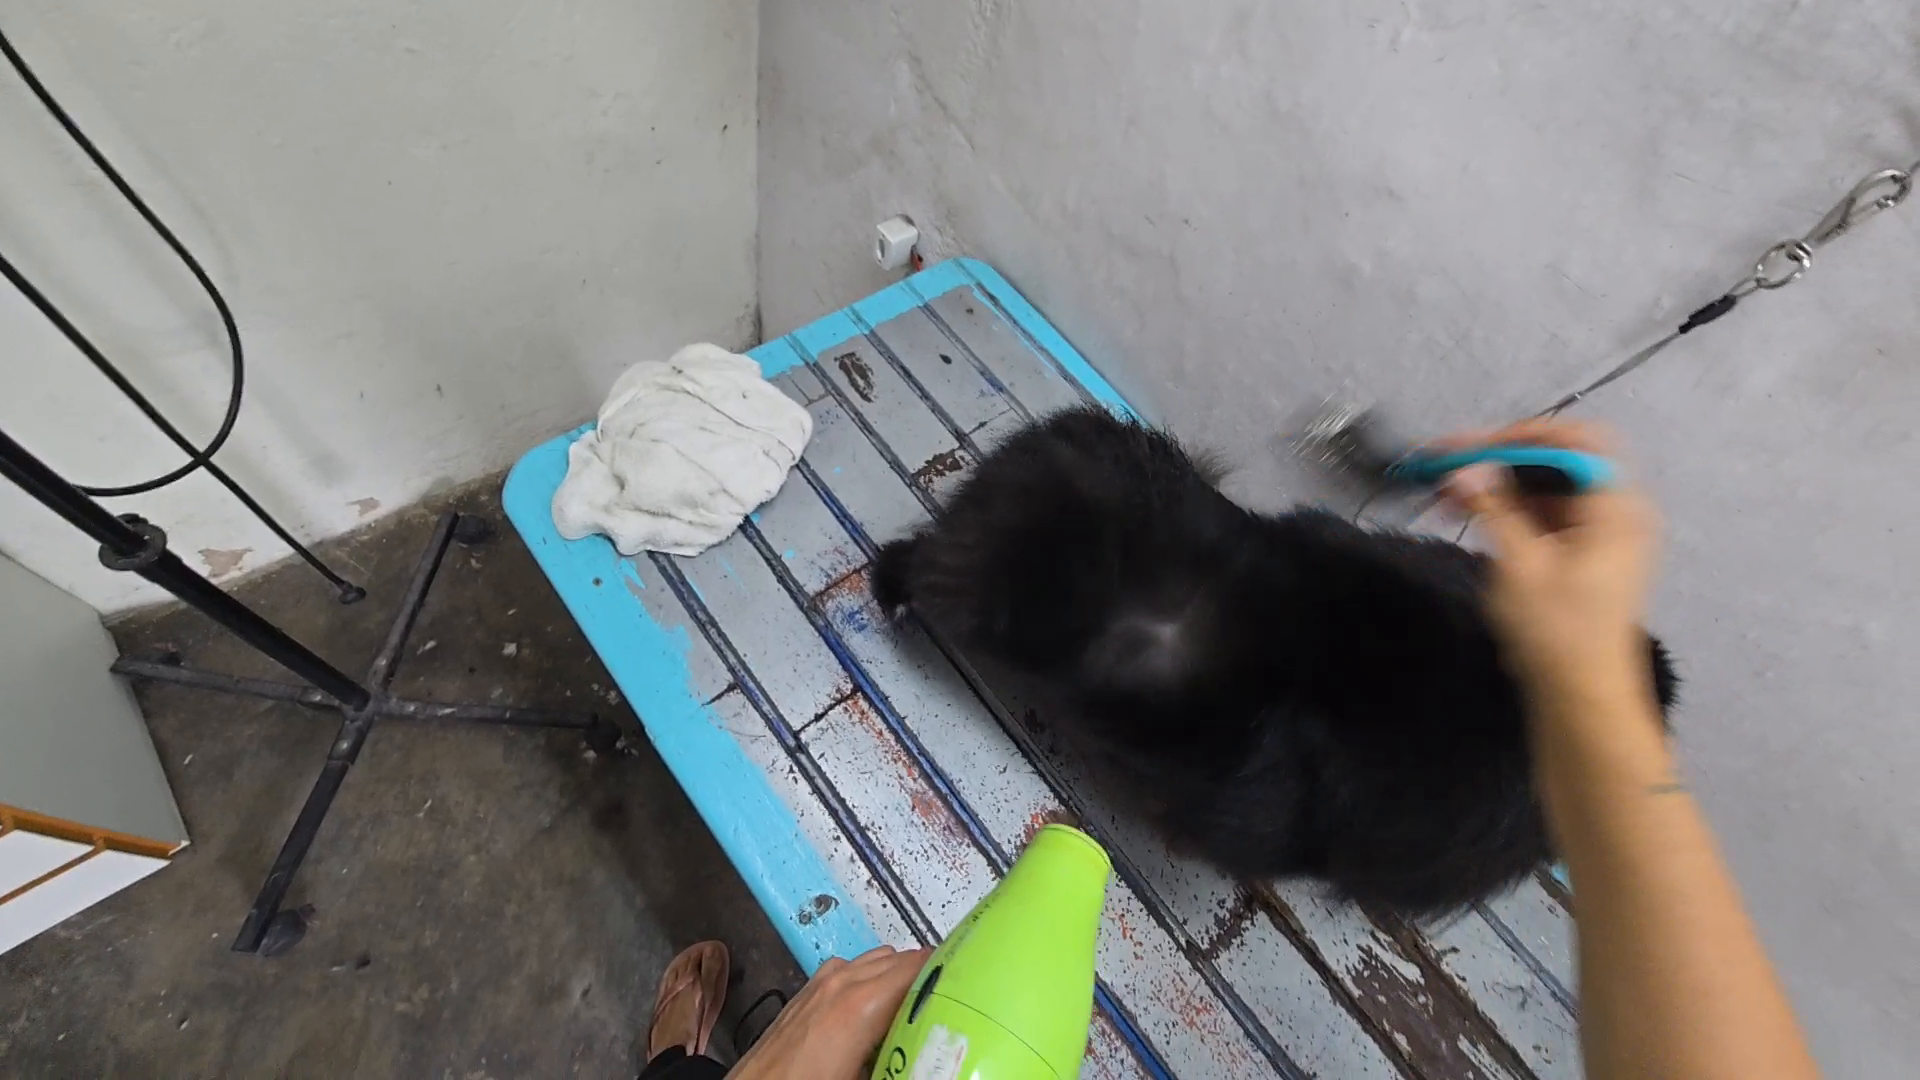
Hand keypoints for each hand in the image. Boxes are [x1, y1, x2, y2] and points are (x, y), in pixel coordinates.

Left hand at [732, 944, 932, 1079]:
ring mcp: (824, 980)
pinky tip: (877, 1021)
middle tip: (951, 1011)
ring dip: (900, 983)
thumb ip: (904, 1064)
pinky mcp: (809, 989)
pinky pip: (855, 972)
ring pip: (880, 962)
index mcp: (861, 1003)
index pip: (921, 965)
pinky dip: (874, 984)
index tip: (971, 988)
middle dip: (929, 981)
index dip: (950, 973)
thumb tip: (935, 1057)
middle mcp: (844, 979)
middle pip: (904, 961)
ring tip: (916, 1019)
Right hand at [1439, 420, 1661, 708]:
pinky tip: (1464, 512)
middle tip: (1444, 467)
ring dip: (1493, 483)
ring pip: (1543, 486)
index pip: (1574, 442)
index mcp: (1615, 508)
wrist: (1577, 688)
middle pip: (1556, 461)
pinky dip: (1502, 506)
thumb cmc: (1554, 627)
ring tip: (1443, 493)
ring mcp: (1597, 531)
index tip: (1466, 449)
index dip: (1518, 437)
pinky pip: (1540, 511)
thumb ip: (1495, 508)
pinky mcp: (1578, 550)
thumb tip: (1468, 467)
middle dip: (1497, 458)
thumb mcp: (1519, 563)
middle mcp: (1614, 511)